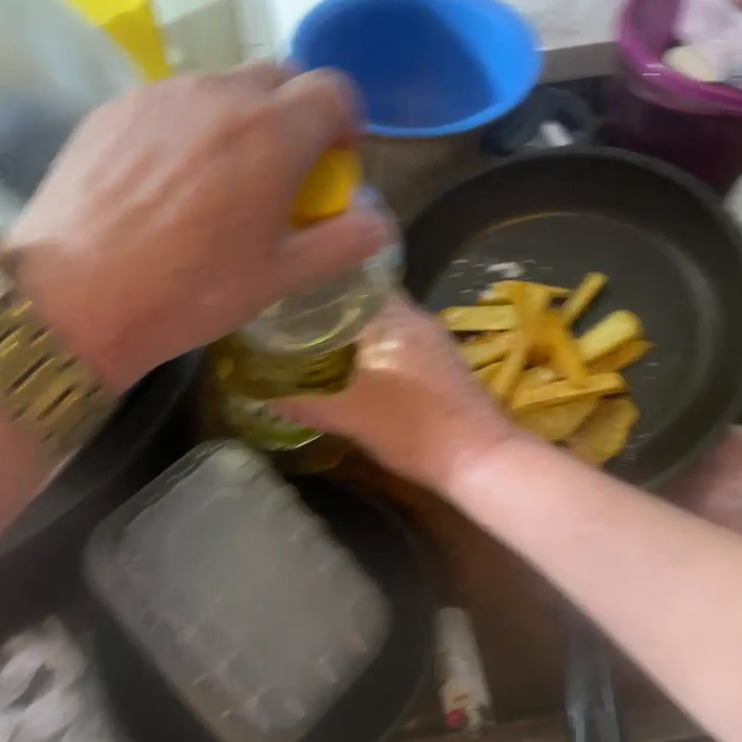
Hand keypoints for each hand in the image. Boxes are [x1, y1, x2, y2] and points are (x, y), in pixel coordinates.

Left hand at [8, 63, 391, 389]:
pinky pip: (170, 104)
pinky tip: (164, 185)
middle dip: (293, 116)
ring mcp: (161, 95)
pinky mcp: (115, 109)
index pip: (333, 89)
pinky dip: (187, 130)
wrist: (73, 299)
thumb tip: (379, 223)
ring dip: (238, 122)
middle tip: (280, 174)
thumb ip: (341, 243)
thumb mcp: (278, 279)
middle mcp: (220, 95)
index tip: (335, 162)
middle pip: (277, 79)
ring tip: (217, 184)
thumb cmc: (189, 292)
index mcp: (273, 132)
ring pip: (220, 89)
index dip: (345, 122)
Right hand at [278, 293, 516, 490]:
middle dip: (330, 310)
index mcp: (392, 318)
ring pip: (383, 323)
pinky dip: (375, 349)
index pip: (348, 280)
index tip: (286, 295)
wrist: (480, 460)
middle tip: (293, 323)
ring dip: (354, 331)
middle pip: (364, 301)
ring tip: (316, 344)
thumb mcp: (349, 417)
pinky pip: (399, 342)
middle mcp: (415, 318)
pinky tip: (357, 370)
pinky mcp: (443, 363)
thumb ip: (304, 401)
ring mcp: (433, 340)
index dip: (316, 285)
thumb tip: (261, 392)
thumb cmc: (413, 430)